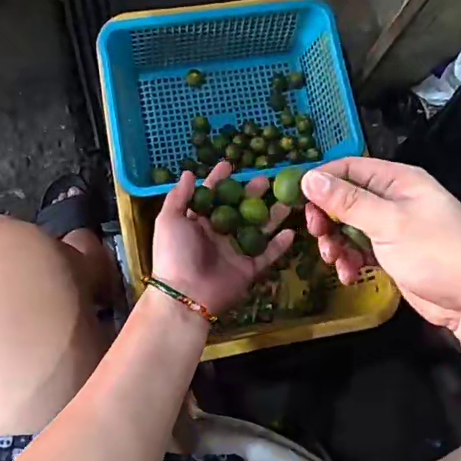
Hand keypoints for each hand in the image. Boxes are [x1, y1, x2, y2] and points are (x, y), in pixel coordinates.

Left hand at [151, 161, 295, 314]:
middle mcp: (218, 234)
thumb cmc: (174, 253)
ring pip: (257, 229)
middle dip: (251, 194)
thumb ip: (179, 196)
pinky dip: (280, 245)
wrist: (185, 295)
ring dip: (271, 215)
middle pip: (238, 209)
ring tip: (285, 200)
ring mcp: (234, 251)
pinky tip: (291, 231)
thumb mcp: (169, 220)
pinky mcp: (248, 269)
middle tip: (265, 180)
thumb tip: (188, 172)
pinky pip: (267, 255)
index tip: (230, 165)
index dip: (219, 180)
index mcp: (198, 222)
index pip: (211, 196)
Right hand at [301, 158, 460, 337]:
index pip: (349, 168)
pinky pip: (360, 249)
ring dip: (336, 243)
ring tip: (335, 261)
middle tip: (317, 236)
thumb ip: (347, 201)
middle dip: (327, 218)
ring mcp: (394, 228)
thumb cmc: (437, 253)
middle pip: (345, 199)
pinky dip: (350, 260)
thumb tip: (308, 177)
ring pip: (349, 227)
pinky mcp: (393, 254)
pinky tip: (349, 275)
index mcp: (398, 180)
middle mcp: (395, 199)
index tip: (298, 202)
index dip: (321, 181)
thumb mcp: (389, 223)